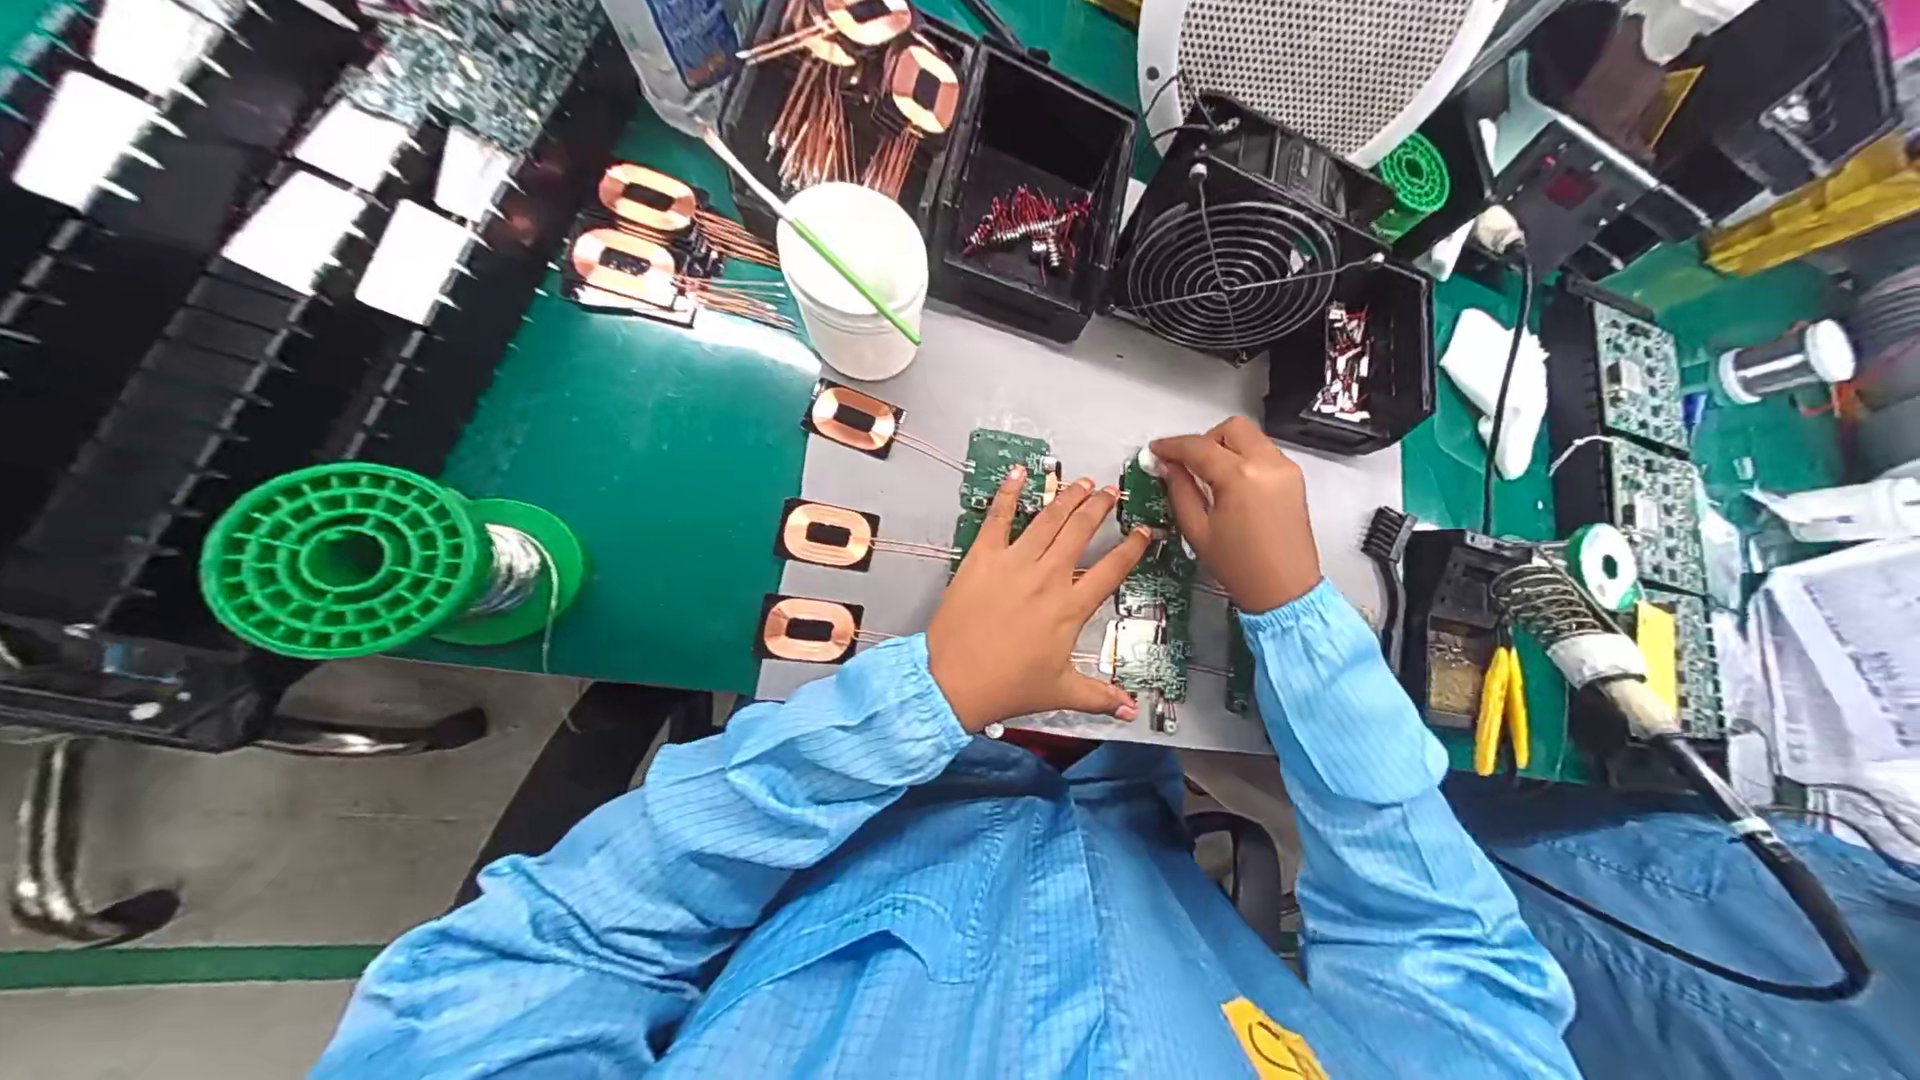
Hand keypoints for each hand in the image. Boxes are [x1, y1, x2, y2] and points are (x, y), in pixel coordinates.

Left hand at [927, 467, 1152, 732]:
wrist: (953, 681)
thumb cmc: (1007, 686)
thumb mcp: (1060, 691)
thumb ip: (1099, 695)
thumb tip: (1130, 709)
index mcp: (1070, 608)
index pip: (1111, 569)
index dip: (1131, 548)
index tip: (1143, 532)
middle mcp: (1047, 578)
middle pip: (1081, 532)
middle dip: (1099, 508)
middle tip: (1109, 492)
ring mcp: (1014, 563)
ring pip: (1048, 519)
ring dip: (1067, 497)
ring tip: (1081, 483)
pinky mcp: (982, 557)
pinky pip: (998, 518)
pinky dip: (1008, 493)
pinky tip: (1019, 473)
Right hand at [1150, 416, 1320, 614]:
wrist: (1284, 590)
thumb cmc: (1240, 567)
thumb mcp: (1197, 529)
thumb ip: (1179, 490)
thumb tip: (1167, 467)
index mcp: (1241, 477)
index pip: (1199, 446)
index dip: (1172, 446)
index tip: (1156, 450)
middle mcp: (1268, 465)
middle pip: (1230, 429)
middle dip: (1204, 440)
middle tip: (1186, 462)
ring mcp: (1286, 470)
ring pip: (1250, 437)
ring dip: (1224, 447)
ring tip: (1206, 475)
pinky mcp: (1294, 479)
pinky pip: (1263, 453)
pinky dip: (1243, 458)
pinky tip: (1229, 483)